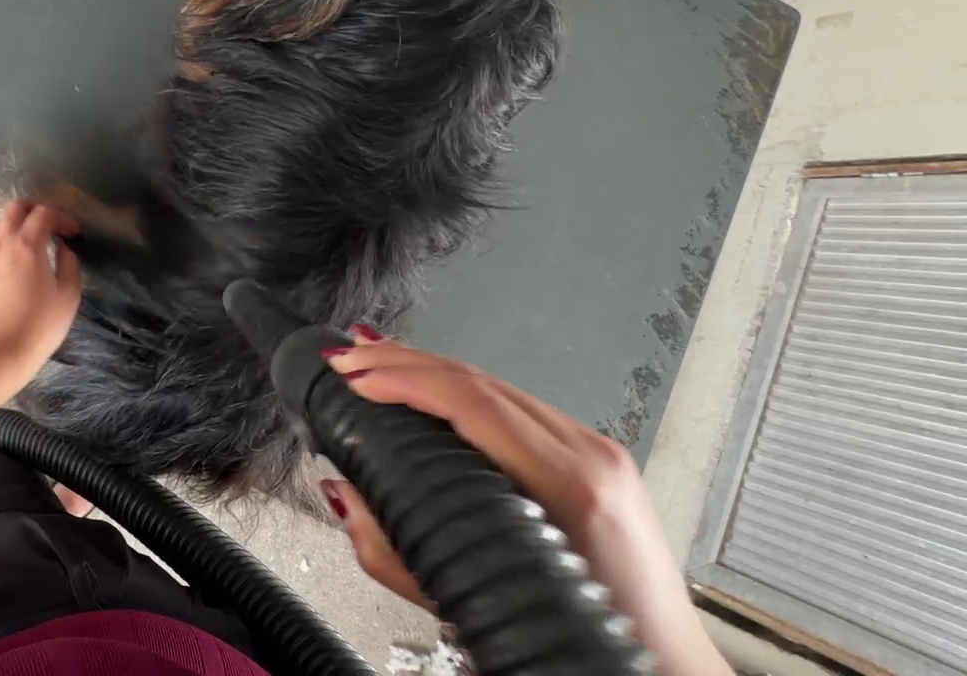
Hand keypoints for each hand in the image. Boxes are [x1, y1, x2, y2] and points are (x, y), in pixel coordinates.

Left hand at [0, 199, 81, 372]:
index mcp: (27, 244)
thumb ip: (69, 262)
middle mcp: (3, 242)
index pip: (45, 213)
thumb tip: (63, 246)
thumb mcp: (69, 293)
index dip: (63, 218)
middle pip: (16, 207)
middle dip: (36, 209)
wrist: (2, 349)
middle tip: (51, 223)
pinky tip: (8, 253)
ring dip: (16, 222)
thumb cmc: (41, 324)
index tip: (73, 234)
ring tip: (31, 238)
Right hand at [322, 340, 732, 675]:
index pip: (471, 401)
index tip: (356, 380)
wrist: (661, 665)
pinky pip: (509, 397)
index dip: (404, 379)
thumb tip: (344, 495)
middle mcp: (588, 455)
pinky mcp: (589, 449)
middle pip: (477, 377)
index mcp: (570, 487)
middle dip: (399, 359)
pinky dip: (453, 382)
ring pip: (492, 379)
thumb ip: (391, 553)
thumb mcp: (470, 604)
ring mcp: (593, 447)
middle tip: (346, 359)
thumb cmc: (580, 640)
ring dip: (422, 364)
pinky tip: (422, 376)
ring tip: (370, 359)